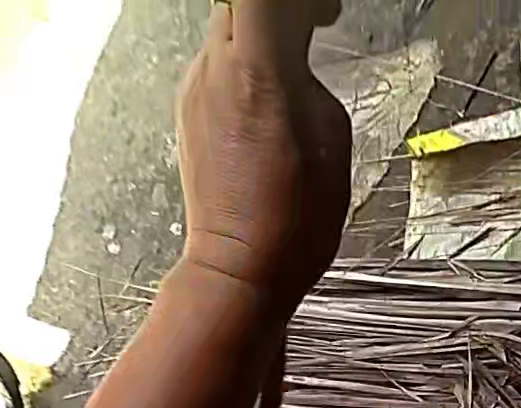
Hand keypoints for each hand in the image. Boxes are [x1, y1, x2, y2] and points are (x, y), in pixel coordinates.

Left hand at [175, 0, 349, 318]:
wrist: (241, 268)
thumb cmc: (295, 222)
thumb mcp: (332, 148)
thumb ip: (315, 88)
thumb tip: (299, 73)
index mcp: (259, 71)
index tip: (328, 12)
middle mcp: (215, 68)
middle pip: (241, 2)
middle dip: (281, 11)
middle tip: (315, 26)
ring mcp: (194, 90)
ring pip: (228, 33)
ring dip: (263, 42)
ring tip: (294, 80)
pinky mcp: (188, 115)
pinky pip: (218, 70)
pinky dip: (246, 72)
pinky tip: (268, 111)